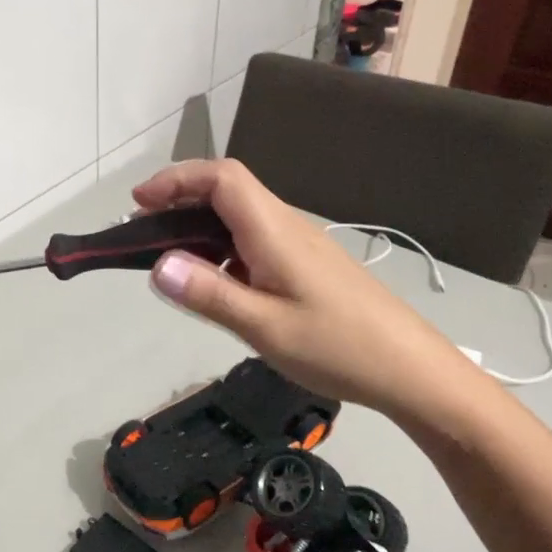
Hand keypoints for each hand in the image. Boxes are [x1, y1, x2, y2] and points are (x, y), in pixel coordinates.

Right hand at [135, 159, 489, 419]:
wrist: (412, 372)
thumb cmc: (339, 348)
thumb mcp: (264, 327)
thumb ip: (209, 294)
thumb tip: (157, 265)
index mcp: (274, 232)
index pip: (221, 178)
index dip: (176, 180)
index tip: (138, 204)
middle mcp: (286, 227)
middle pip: (227, 191)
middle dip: (178, 201)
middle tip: (142, 235)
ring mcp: (299, 247)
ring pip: (239, 217)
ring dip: (197, 227)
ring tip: (167, 261)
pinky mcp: (306, 267)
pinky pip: (252, 241)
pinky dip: (219, 249)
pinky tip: (213, 284)